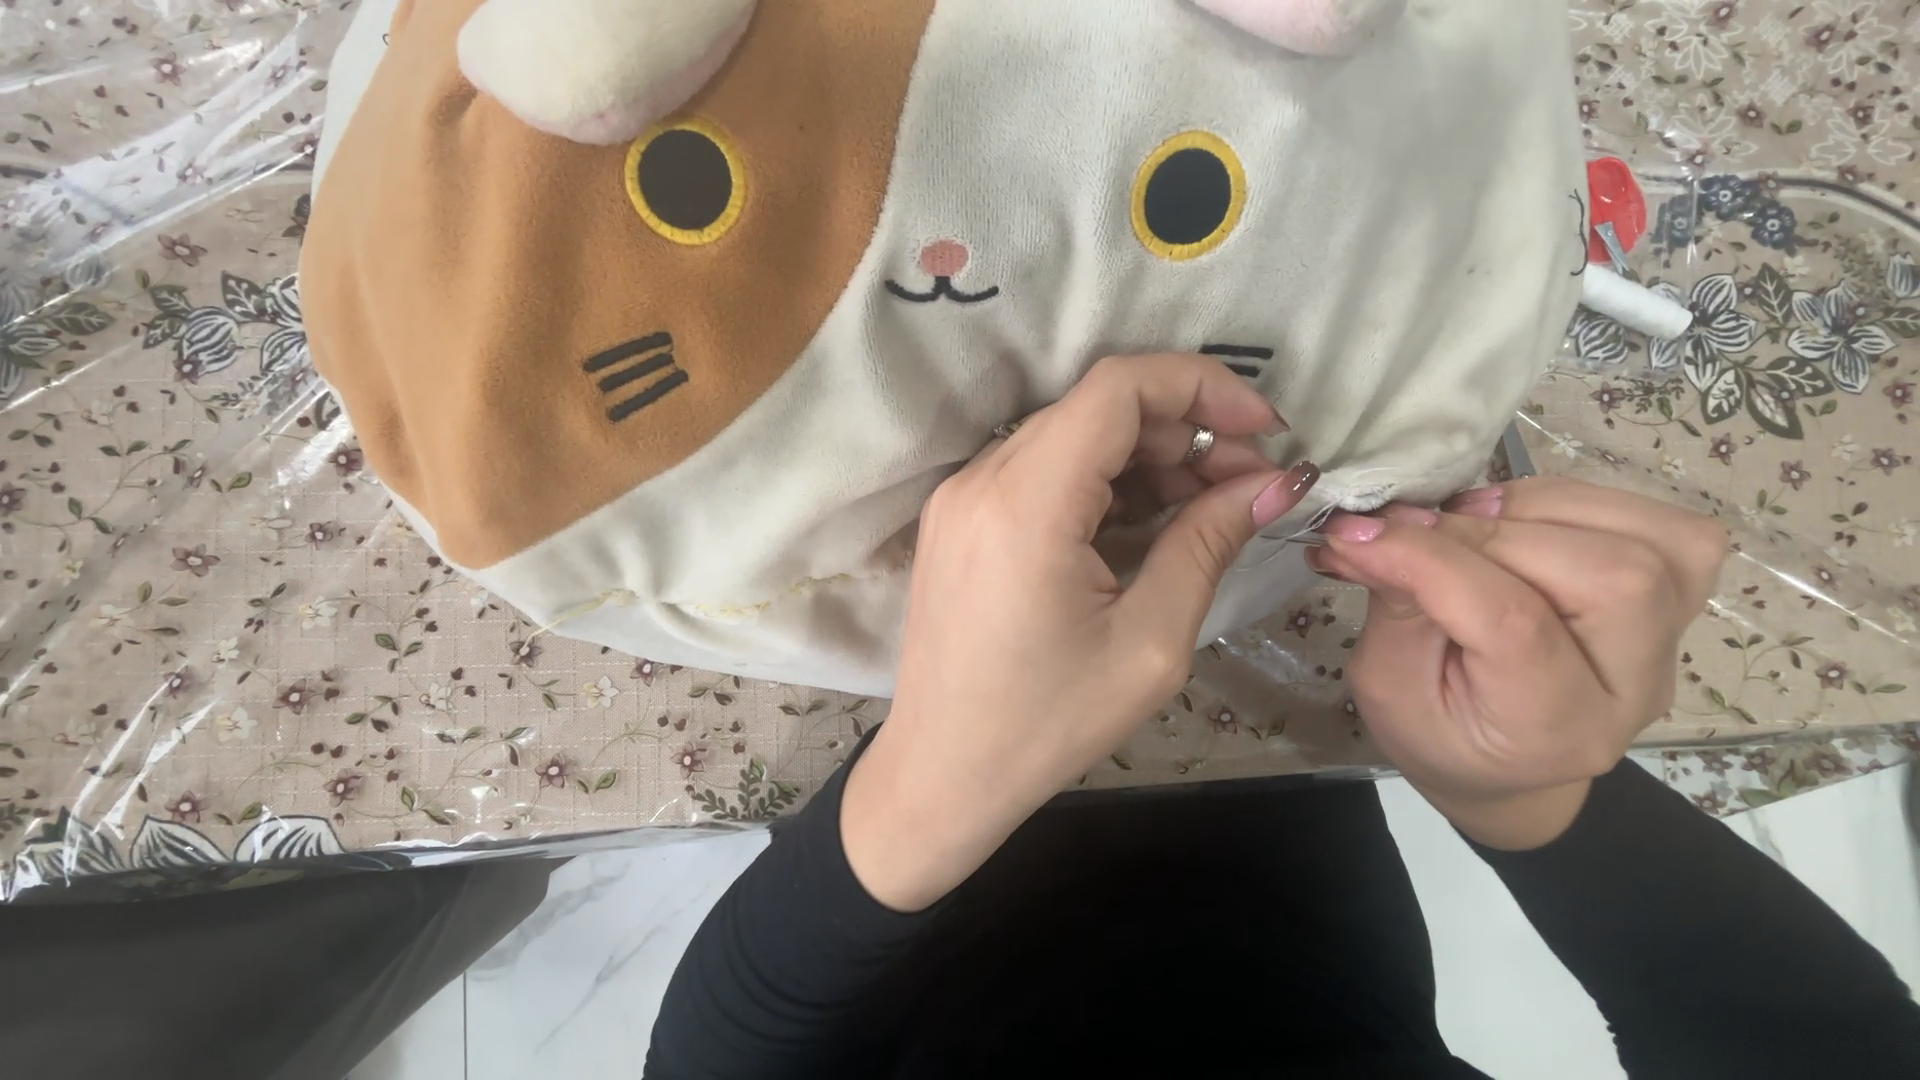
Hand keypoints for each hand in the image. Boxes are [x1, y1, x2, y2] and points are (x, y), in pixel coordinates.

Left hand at [842, 354, 1319, 910]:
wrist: (943, 771)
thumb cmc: (1046, 724)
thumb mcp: (1148, 643)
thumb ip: (1206, 544)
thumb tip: (1270, 483)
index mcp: (1024, 504)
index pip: (1116, 388)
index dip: (1200, 387)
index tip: (1265, 428)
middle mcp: (981, 480)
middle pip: (1096, 409)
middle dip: (1183, 430)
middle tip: (1247, 483)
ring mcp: (961, 496)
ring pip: (1070, 436)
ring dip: (1144, 457)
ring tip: (1206, 506)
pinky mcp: (958, 518)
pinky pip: (1039, 471)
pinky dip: (1099, 481)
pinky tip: (1146, 521)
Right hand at [1308, 478, 1727, 849]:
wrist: (1502, 764)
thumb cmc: (1434, 731)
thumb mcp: (1386, 686)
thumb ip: (1391, 607)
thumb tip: (1366, 529)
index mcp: (1550, 726)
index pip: (1512, 623)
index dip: (1429, 559)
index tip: (1351, 532)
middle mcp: (1633, 685)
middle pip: (1607, 575)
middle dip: (1490, 532)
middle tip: (1414, 529)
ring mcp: (1669, 640)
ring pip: (1647, 540)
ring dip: (1537, 510)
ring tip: (1467, 521)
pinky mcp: (1678, 602)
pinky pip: (1665, 527)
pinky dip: (1582, 505)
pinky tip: (1519, 521)